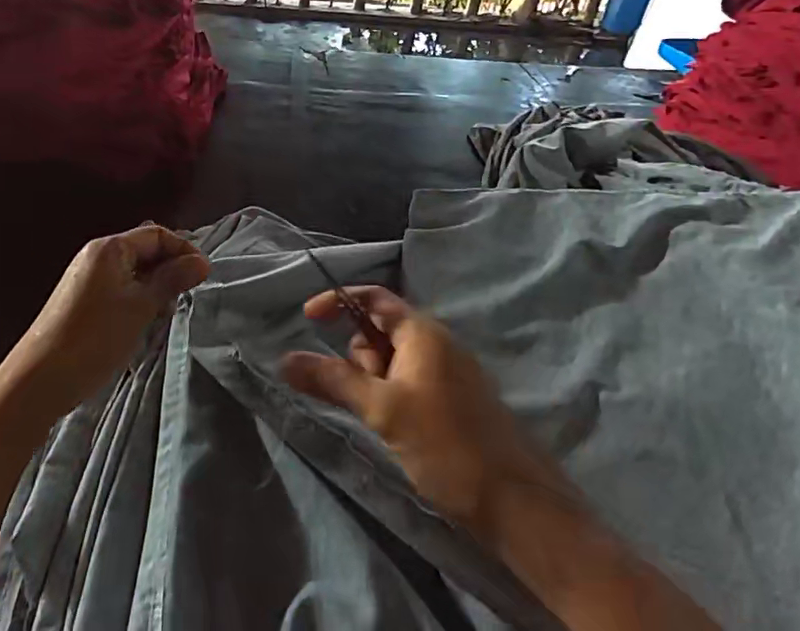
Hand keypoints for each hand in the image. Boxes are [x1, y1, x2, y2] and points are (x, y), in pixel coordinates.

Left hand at [5, 224, 209, 413]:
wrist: (39, 379)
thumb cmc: (95, 337)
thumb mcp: (141, 306)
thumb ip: (172, 279)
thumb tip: (201, 262)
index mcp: (109, 248)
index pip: (157, 234)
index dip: (183, 250)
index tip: (203, 277)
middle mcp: (96, 255)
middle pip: (144, 250)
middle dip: (170, 269)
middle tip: (185, 297)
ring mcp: (87, 278)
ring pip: (134, 271)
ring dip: (155, 287)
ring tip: (165, 314)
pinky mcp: (82, 300)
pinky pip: (120, 288)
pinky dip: (138, 299)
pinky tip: (143, 322)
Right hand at [281, 286, 570, 534]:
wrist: (514, 502)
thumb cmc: (445, 444)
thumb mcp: (382, 409)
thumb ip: (332, 380)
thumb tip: (285, 359)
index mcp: (422, 331)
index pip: (373, 297)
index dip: (337, 301)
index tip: (307, 319)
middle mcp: (436, 341)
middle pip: (378, 331)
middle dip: (359, 358)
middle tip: (368, 398)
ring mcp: (447, 370)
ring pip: (391, 361)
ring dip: (375, 383)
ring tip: (386, 420)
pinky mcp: (452, 399)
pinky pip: (408, 381)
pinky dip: (390, 395)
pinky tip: (397, 428)